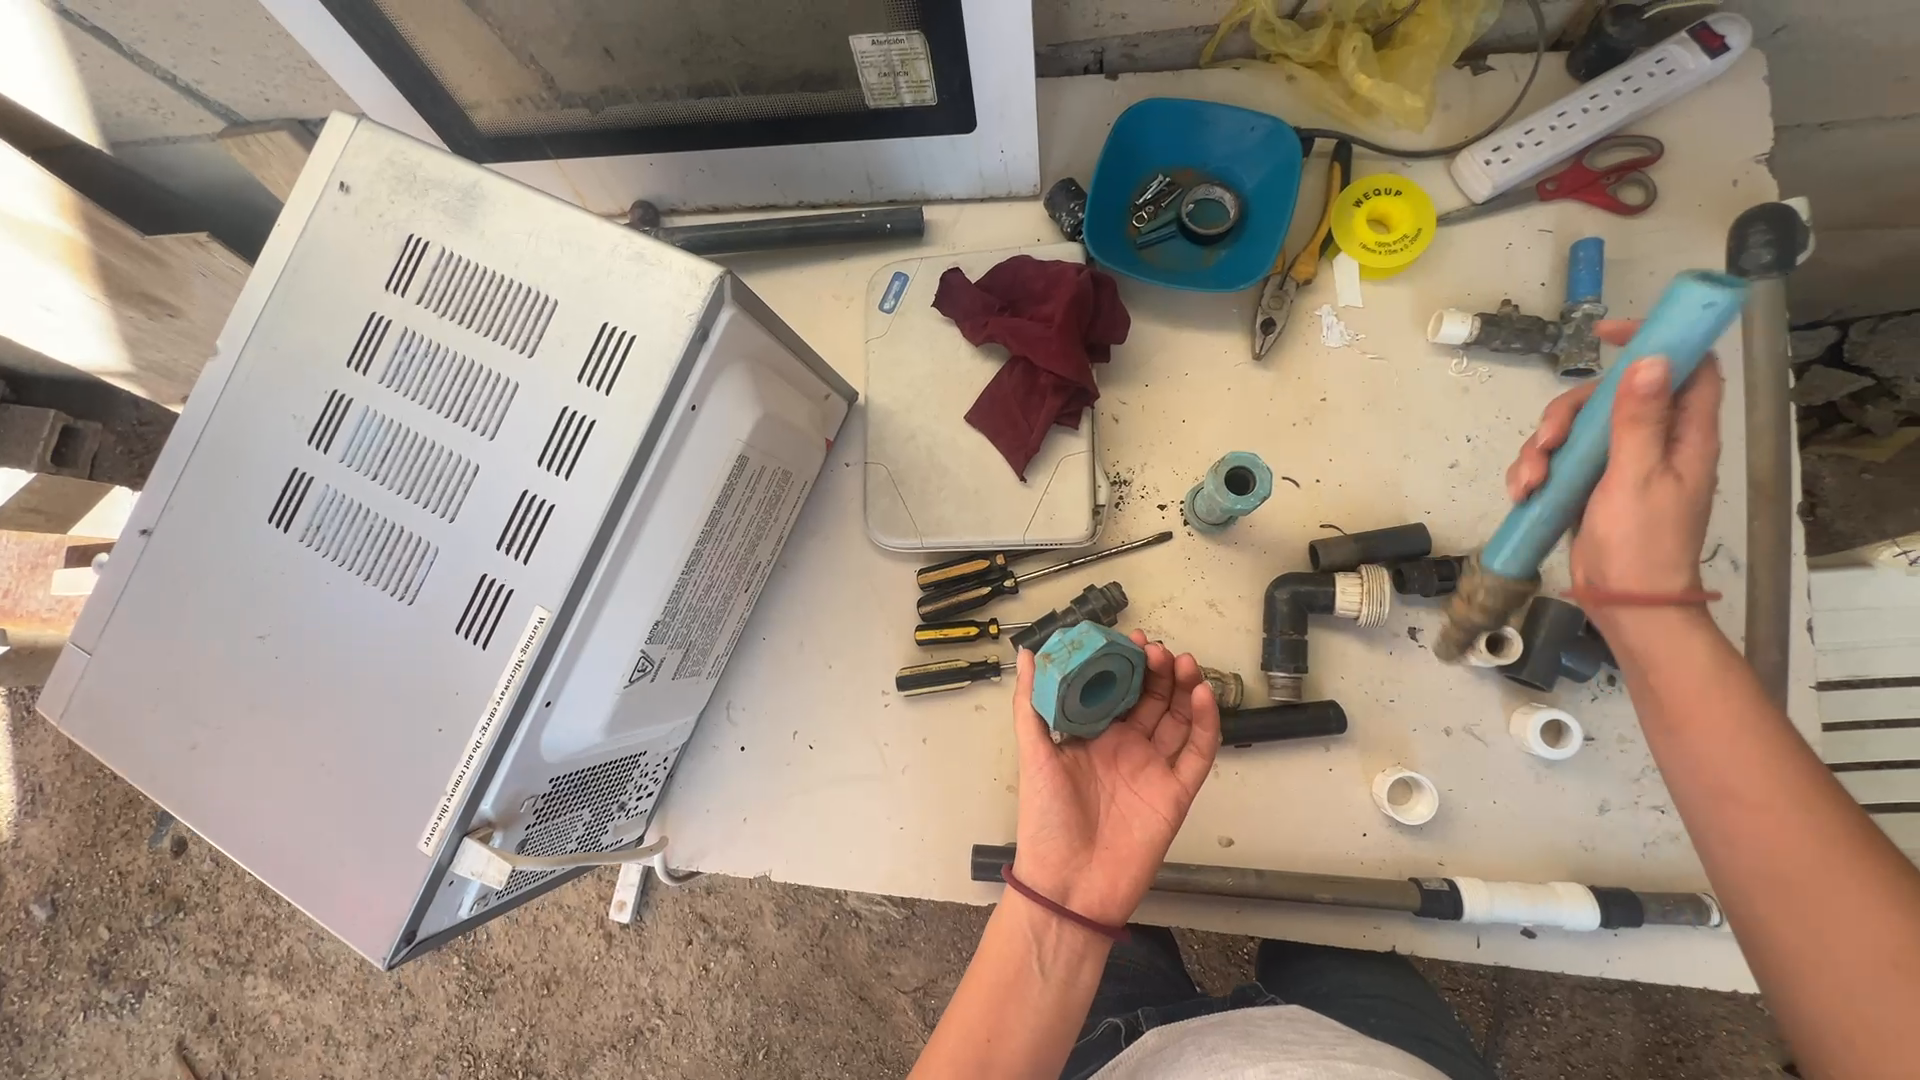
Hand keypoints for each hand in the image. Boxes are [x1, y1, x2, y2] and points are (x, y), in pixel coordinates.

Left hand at [1008, 633, 1219, 926]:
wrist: (1068, 885)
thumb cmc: (1045, 821)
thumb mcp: (1033, 754)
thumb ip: (1031, 704)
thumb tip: (1028, 654)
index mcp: (1092, 737)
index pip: (1117, 691)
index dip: (1127, 665)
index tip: (1132, 640)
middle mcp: (1125, 748)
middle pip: (1151, 700)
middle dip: (1159, 671)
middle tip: (1160, 649)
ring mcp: (1152, 769)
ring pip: (1178, 719)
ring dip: (1185, 689)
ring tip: (1185, 661)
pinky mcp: (1175, 793)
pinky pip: (1197, 753)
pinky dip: (1206, 724)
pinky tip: (1203, 696)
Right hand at [1506, 319, 1723, 633]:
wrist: (1623, 599)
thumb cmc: (1642, 542)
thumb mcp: (1637, 477)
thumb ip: (1638, 420)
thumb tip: (1649, 360)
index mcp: (1684, 436)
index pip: (1684, 369)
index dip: (1655, 342)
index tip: (1607, 334)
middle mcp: (1653, 443)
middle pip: (1607, 400)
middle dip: (1566, 416)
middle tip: (1546, 442)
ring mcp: (1617, 465)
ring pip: (1572, 432)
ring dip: (1540, 451)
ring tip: (1527, 483)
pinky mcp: (1586, 486)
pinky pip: (1554, 462)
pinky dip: (1533, 473)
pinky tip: (1523, 493)